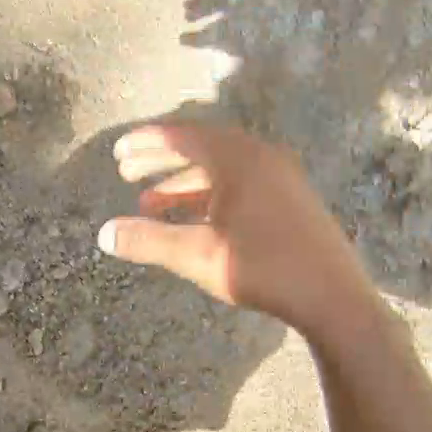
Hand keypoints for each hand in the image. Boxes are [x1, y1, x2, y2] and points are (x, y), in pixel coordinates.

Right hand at [96, 124, 379, 338]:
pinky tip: (191, 219)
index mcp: (239, 160)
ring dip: (182, 182)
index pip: (184, 138)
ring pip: (220, 169)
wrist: (328, 293)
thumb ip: (148, 240)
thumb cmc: (260, 267)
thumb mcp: (195, 255)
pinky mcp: (288, 199)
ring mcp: (279, 177)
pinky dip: (207, 195)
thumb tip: (103, 234)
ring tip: (150, 204)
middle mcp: (261, 158)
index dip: (147, 143)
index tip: (118, 151)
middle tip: (127, 173)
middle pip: (202, 148)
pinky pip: (238, 184)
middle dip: (161, 161)